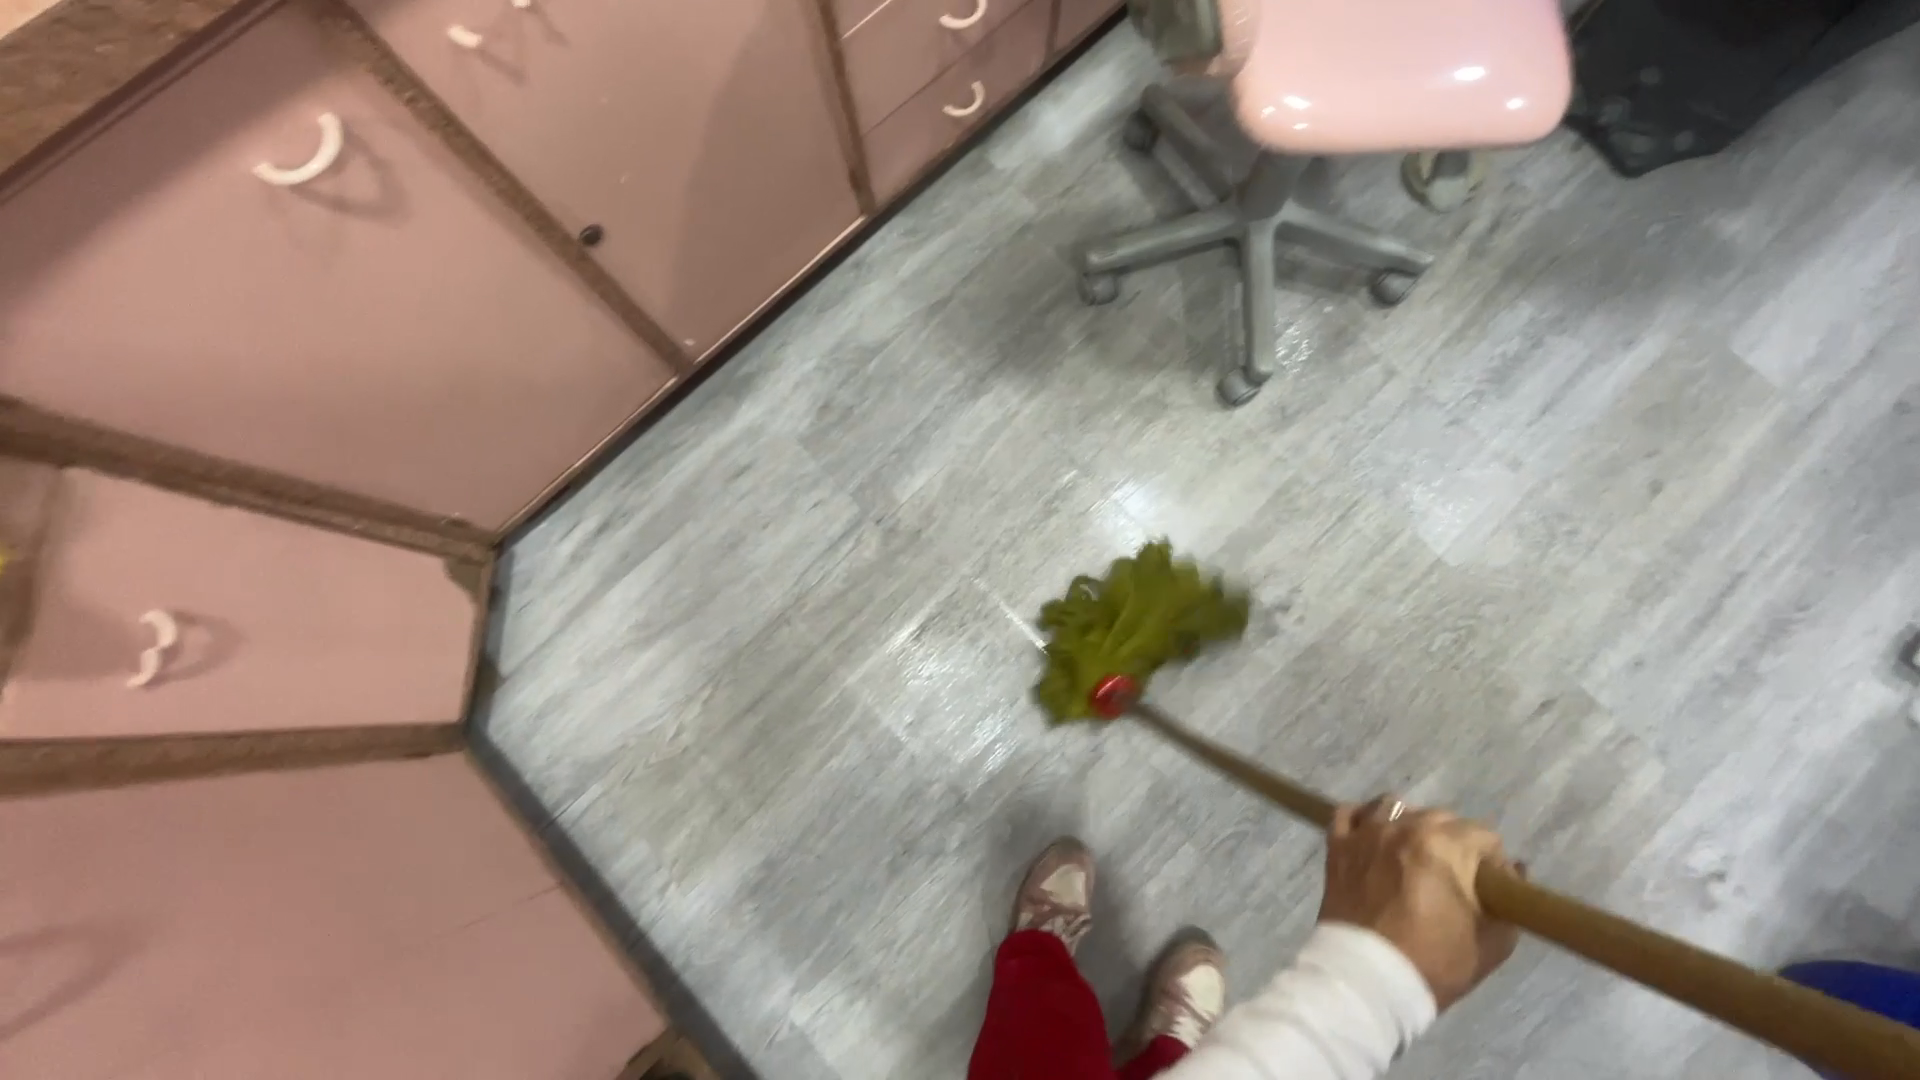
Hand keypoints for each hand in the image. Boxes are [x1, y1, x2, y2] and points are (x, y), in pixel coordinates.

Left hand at [1318, 795, 1521, 1010]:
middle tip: (1455, 875)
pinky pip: (1349, 812)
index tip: (1490, 886)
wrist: (1369, 975)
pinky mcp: (1337, 843)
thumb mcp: (1491, 941)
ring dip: (1411, 824)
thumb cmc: (1434, 961)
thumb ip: (1508, 904)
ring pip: (1395, 807)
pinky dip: (1364, 818)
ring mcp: (1365, 832)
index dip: (1492, 861)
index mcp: (1443, 845)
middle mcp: (1402, 827)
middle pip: (1440, 818)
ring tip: (1416, 855)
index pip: (1483, 835)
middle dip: (1455, 841)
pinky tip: (1374, 836)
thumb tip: (1513, 871)